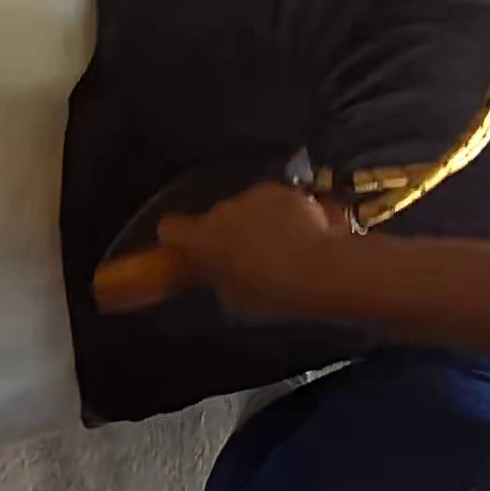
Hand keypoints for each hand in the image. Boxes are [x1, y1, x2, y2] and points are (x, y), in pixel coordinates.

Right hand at [152, 183, 353, 316]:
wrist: (320, 269)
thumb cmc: (276, 291)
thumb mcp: (234, 299)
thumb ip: (218, 279)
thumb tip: (219, 274)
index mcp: (204, 238)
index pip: (170, 228)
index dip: (176, 237)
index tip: (182, 246)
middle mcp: (225, 211)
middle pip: (215, 219)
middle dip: (225, 234)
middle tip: (243, 257)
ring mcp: (255, 197)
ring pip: (246, 208)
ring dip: (254, 223)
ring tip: (276, 248)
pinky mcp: (283, 191)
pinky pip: (273, 201)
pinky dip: (280, 214)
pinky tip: (295, 235)